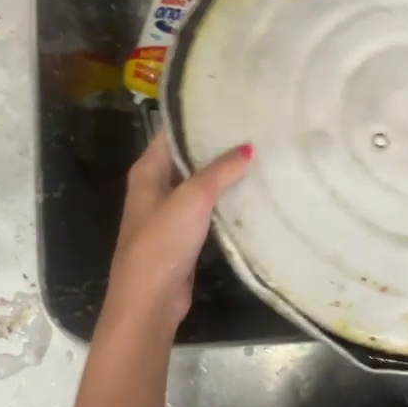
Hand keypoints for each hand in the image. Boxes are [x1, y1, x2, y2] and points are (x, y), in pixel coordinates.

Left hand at [107, 130, 252, 332]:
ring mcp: (169, 213)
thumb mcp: (192, 198)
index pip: (173, 134)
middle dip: (218, 147)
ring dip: (224, 176)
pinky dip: (225, 202)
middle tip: (256, 130)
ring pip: (200, 186)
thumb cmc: (162, 242)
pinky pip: (207, 211)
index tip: (232, 107)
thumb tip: (249, 147)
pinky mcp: (184, 237)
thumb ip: (220, 170)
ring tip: (261, 156)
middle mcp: (155, 187)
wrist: (150, 299)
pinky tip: (251, 194)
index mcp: (147, 171)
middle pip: (188, 159)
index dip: (198, 120)